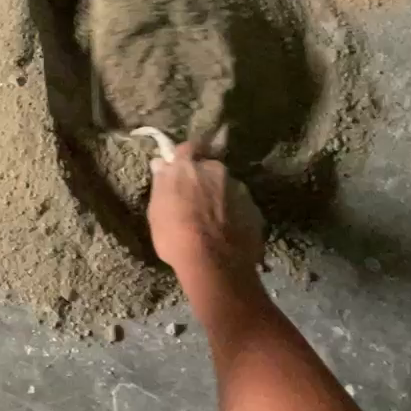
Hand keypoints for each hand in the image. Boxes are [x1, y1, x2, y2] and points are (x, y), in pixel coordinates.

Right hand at [148, 143, 264, 287]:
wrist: (214, 264)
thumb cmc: (175, 236)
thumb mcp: (156, 210)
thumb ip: (161, 183)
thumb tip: (161, 163)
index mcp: (188, 166)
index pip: (187, 147)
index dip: (185, 155)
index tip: (182, 165)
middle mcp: (215, 170)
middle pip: (210, 167)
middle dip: (205, 177)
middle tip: (197, 198)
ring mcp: (238, 188)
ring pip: (227, 186)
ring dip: (220, 196)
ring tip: (214, 221)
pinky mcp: (254, 208)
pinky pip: (241, 206)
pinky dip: (234, 213)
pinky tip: (228, 232)